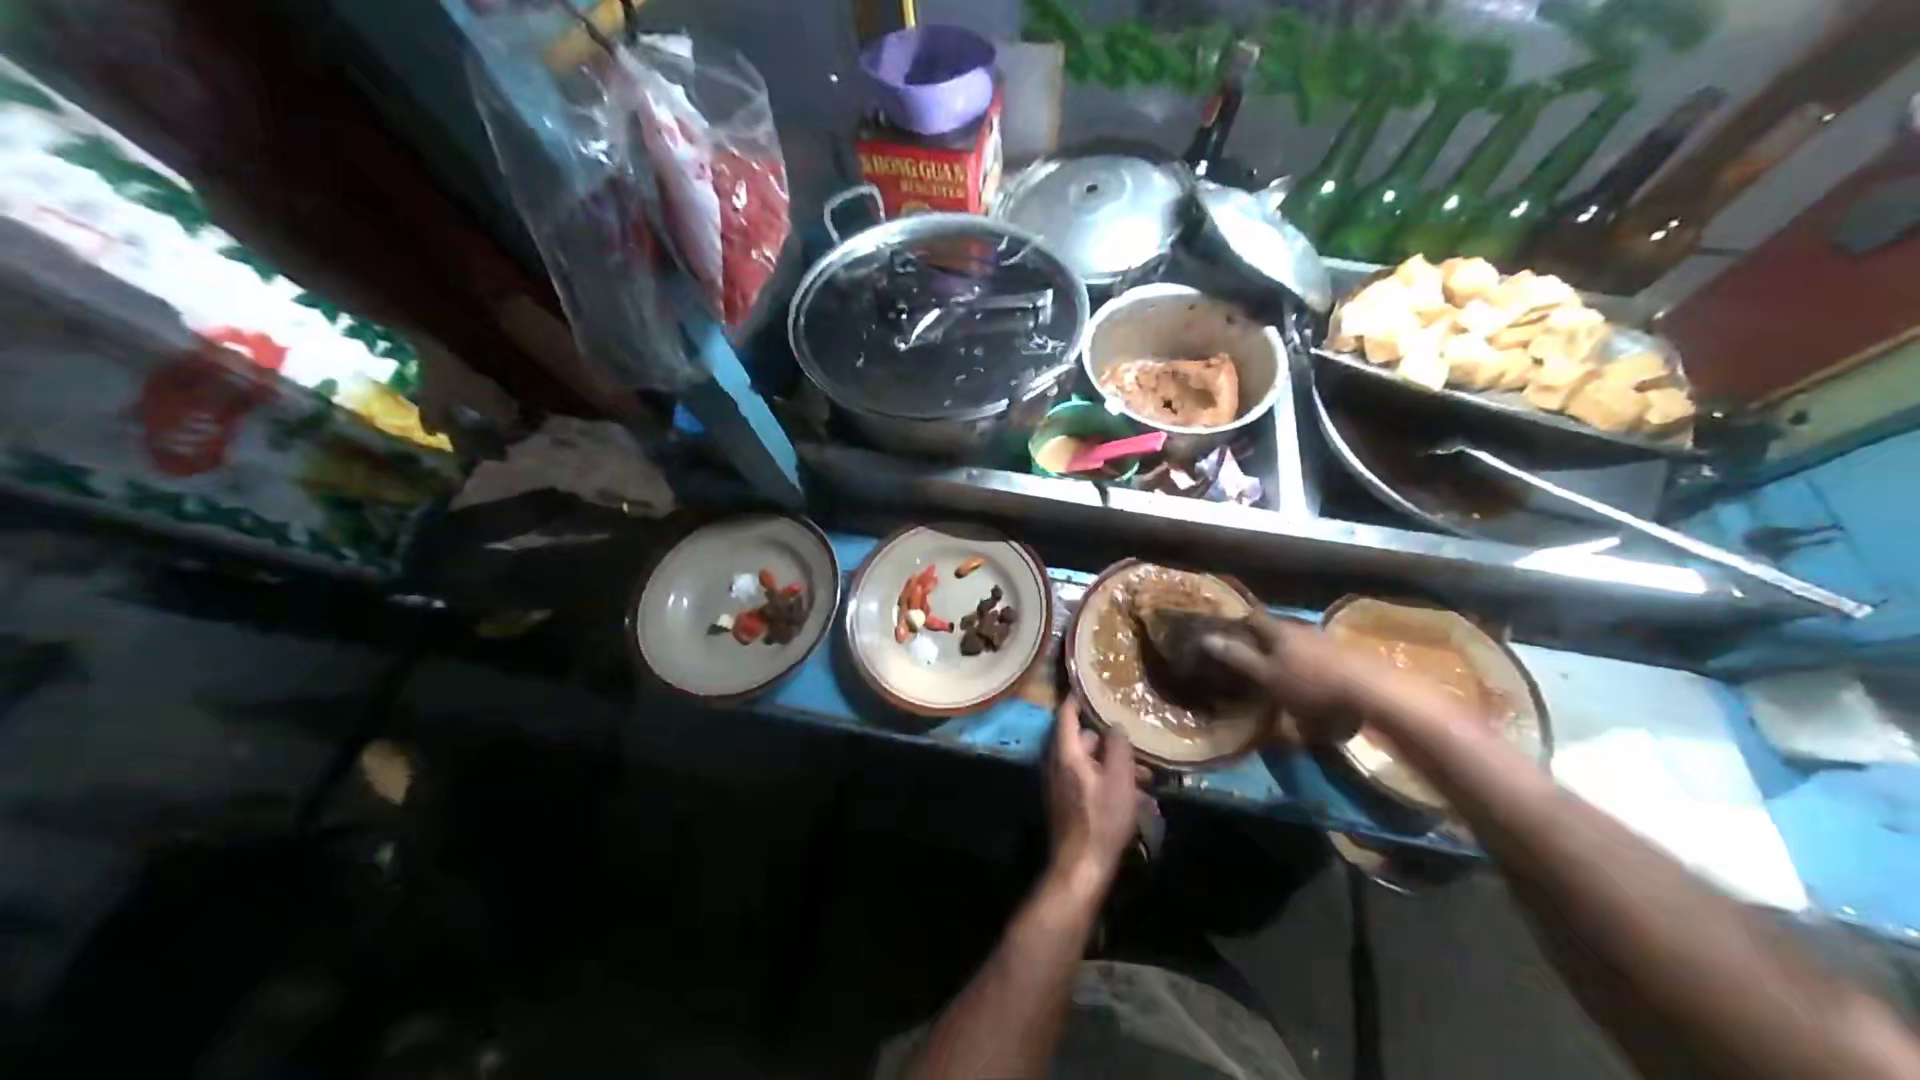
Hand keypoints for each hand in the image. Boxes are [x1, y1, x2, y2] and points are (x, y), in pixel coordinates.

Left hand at [1047, 700, 1148, 888]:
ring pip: (1089, 762)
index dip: (1078, 698)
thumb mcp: (1120, 779)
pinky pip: (1088, 779)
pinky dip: (1107, 781)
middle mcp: (1057, 763)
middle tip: (1138, 747)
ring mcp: (1060, 783)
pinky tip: (1134, 797)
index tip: (1092, 686)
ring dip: (1115, 765)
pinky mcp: (1067, 800)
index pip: (1067, 714)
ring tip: (1145, 780)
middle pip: (1083, 739)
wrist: (1082, 866)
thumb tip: (1115, 726)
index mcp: (1066, 753)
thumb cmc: (1102, 819)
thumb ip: (1118, 747)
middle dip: (1111, 742)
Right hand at [1199, 612, 1362, 743]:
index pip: (1254, 616)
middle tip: (1253, 656)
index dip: (1241, 622)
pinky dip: (1310, 663)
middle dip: (1265, 640)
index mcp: (1279, 630)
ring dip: (1290, 653)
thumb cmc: (1310, 684)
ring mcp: (1327, 640)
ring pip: (1300, 642)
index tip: (1231, 634)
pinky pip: (1319, 655)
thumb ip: (1238, 657)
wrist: (1371, 692)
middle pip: (1278, 629)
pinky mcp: (1347, 656)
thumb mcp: (1267, 676)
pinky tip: (1311, 680)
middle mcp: (1302, 629)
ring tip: (1282, 672)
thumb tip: (1206, 637)